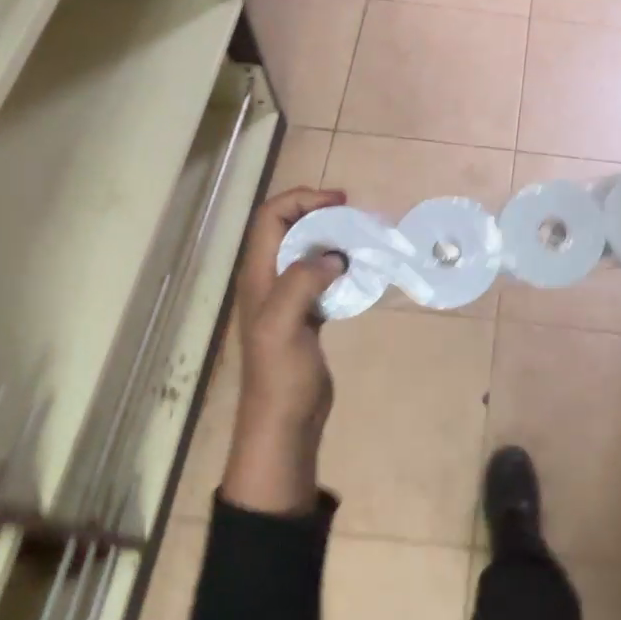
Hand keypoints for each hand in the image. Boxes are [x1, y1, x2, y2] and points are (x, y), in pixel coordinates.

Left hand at [223, 186, 348, 514]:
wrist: (284, 420)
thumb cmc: (280, 374)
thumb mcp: (283, 324)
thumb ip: (301, 282)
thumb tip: (334, 255)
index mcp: (257, 275)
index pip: (271, 217)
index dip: (301, 199)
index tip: (339, 201)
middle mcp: (268, 280)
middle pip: (288, 228)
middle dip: (320, 214)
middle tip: (356, 219)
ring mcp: (287, 299)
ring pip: (307, 252)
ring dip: (332, 240)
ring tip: (363, 240)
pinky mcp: (306, 316)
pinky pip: (321, 278)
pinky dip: (340, 268)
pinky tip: (361, 273)